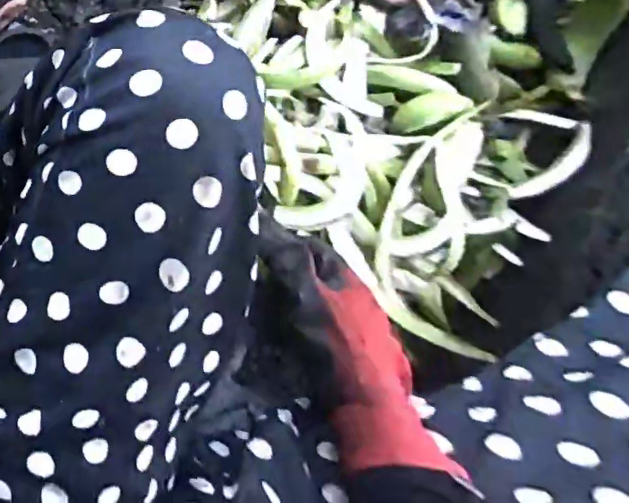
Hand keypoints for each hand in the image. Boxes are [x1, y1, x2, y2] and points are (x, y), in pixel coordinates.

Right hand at [260, 226, 468, 481]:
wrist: (368, 408)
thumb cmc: (332, 343)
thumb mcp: (302, 292)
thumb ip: (286, 256)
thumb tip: (263, 219)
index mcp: (349, 276)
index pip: (310, 245)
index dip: (282, 244)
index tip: (258, 252)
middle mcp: (364, 296)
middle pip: (319, 275)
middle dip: (293, 276)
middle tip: (263, 285)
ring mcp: (370, 328)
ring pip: (326, 303)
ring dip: (303, 303)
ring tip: (277, 315)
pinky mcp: (369, 356)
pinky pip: (333, 329)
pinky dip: (315, 328)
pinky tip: (302, 340)